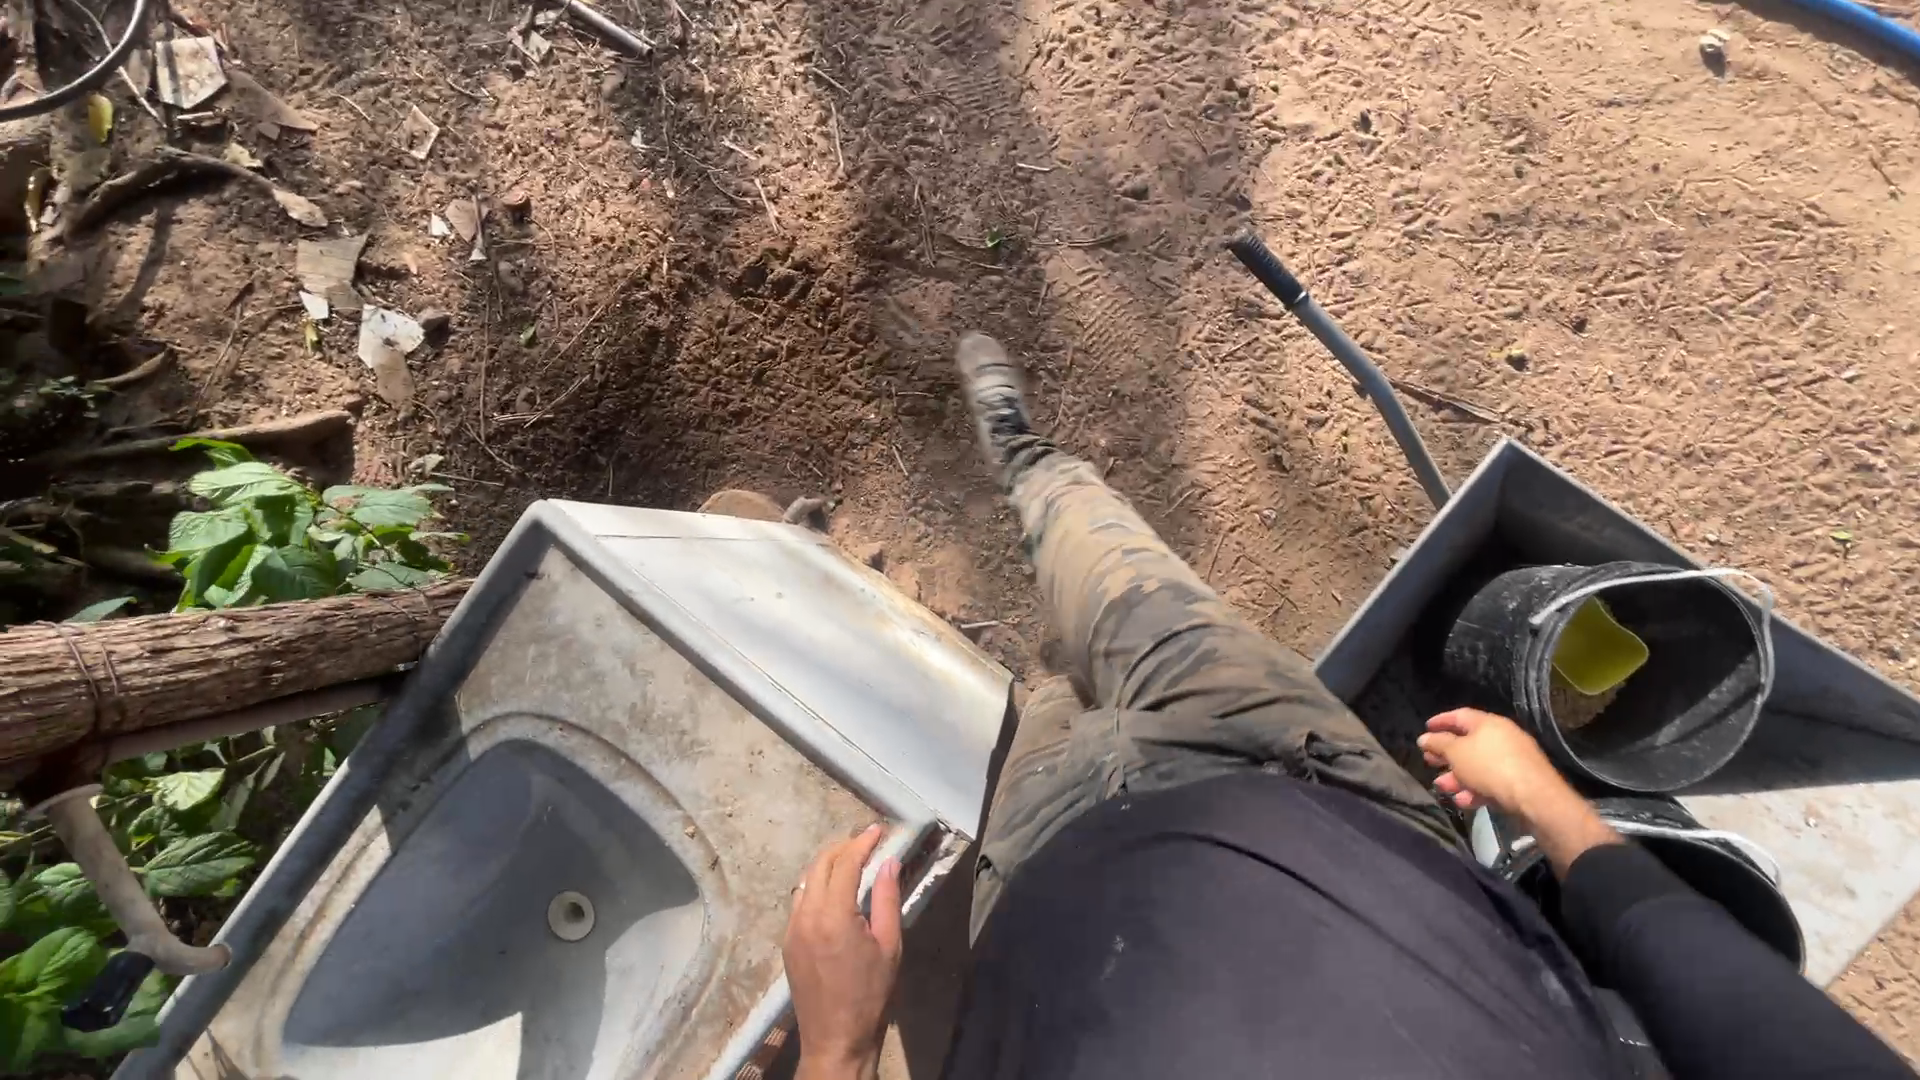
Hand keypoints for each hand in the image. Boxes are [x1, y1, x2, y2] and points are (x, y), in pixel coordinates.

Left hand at [784, 824, 902, 1079]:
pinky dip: (817, 884)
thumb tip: (889, 862)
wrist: (836, 1041)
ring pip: (806, 880)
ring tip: (852, 860)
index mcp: (833, 916)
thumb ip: (888, 898)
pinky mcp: (788, 943)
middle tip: (866, 841)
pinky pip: (800, 900)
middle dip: (843, 847)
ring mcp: (792, 929)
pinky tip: (834, 889)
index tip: (878, 830)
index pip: (845, 863)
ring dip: (828, 863)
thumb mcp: (890, 945)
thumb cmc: (871, 995)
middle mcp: (806, 916)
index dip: (862, 842)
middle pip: (820, 864)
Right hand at [1416, 708, 1564, 818]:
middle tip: (1430, 761)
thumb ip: (1437, 743)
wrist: (1536, 799)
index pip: (1460, 716)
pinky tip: (1465, 801)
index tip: (1425, 728)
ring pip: (1478, 766)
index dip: (1440, 721)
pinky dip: (1476, 789)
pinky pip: (1492, 781)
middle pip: (1467, 743)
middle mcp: (1503, 738)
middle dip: (1446, 755)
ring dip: (1457, 777)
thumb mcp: (1456, 753)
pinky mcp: (1520, 782)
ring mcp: (1514, 761)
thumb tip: (1424, 738)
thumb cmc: (1490, 767)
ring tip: (1444, 788)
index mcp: (1489, 724)